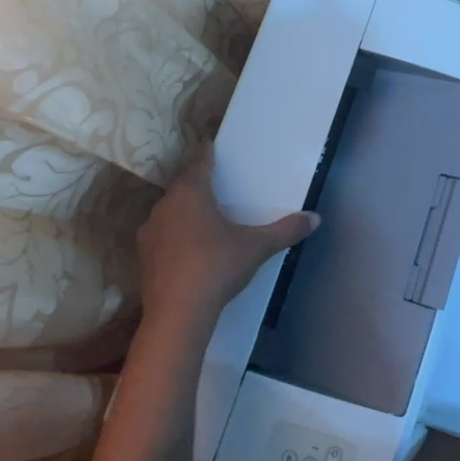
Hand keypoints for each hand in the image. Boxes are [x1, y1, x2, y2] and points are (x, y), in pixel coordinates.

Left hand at [135, 143, 319, 332]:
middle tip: (214, 181)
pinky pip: (162, 234)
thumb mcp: (257, 247)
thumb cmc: (217, 267)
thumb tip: (315, 218)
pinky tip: (188, 247)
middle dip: (197, 182)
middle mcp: (165, 206)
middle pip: (182, 185)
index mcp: (191, 193)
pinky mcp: (144, 256)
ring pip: (169, 210)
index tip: (211, 146)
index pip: (198, 163)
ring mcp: (150, 232)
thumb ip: (285, 230)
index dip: (206, 153)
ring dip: (184, 209)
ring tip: (203, 215)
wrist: (177, 314)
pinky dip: (174, 233)